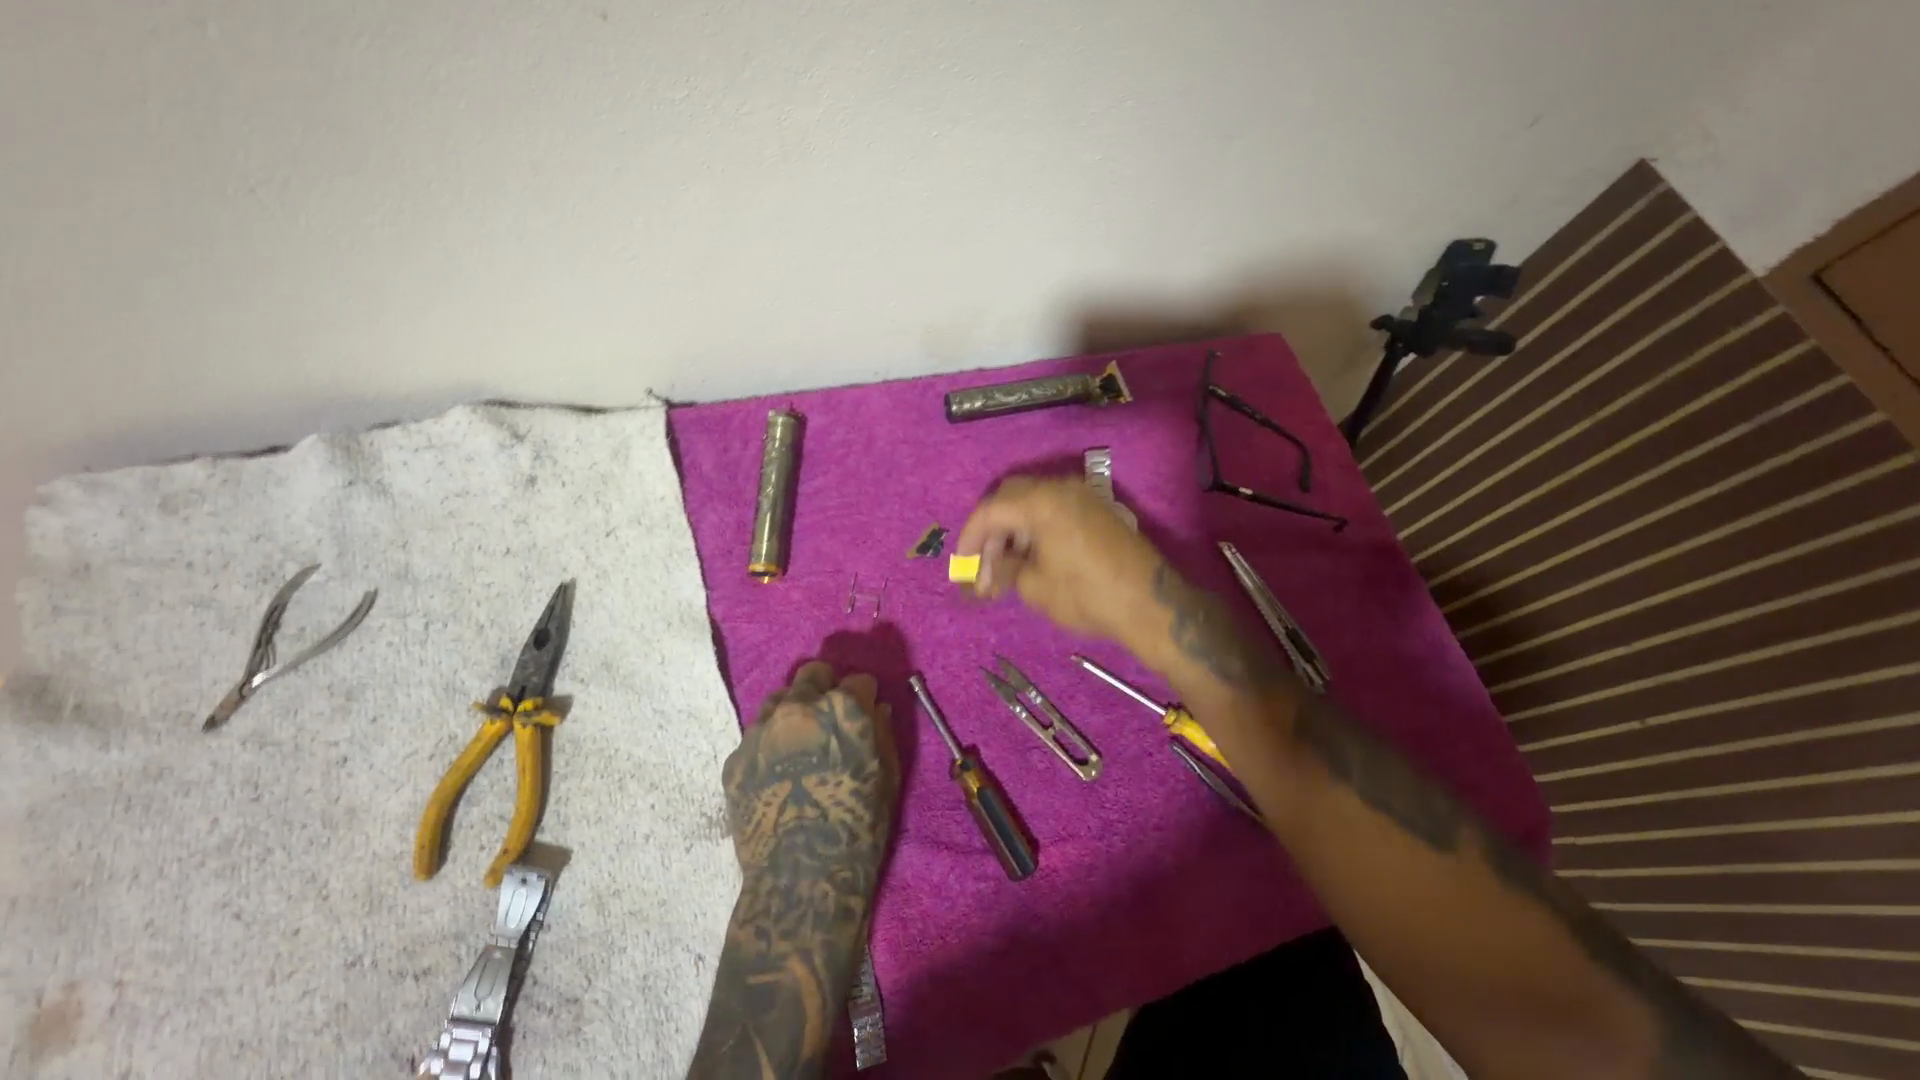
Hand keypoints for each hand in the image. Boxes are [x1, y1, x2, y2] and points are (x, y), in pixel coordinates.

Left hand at [692, 663, 899, 1078]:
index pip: (858, 680)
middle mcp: (797, 708)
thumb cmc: (858, 829)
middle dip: (826, 687)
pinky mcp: (735, 759)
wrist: (799, 878)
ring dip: (795, 710)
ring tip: (803, 740)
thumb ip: (881, 734)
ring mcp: (760, 731)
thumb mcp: (887, 779)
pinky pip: (756, 736)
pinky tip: (779, 771)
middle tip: (833, 714)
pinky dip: (771, 743)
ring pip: (779, 700)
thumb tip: (875, 710)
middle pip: (811, 675)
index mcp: (841, 709)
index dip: (865, 695)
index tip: (867, 708)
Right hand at [955, 476, 1166, 652]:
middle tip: (983, 565)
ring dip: (1014, 531)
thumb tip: (994, 568)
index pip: (990, 510)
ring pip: (1033, 502)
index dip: (970, 538)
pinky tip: (1031, 559)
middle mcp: (1061, 488)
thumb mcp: (1034, 586)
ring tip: (1006, 570)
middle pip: (1010, 498)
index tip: (961, 565)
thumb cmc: (1086, 595)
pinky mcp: (1097, 510)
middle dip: (991, 531)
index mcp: (1041, 501)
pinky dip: (1036, 529)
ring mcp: (1083, 496)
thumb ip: (1006, 568)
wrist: (1148, 603)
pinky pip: (1055, 509)